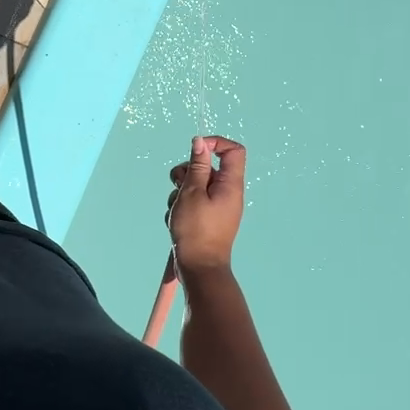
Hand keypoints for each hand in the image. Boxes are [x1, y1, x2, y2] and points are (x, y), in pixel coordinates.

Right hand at [166, 135, 245, 276]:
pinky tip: (176, 220)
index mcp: (230, 184)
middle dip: (187, 172)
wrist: (199, 268)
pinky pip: (191, 201)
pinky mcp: (205, 216)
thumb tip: (200, 141)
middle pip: (206, 166)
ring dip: (180, 192)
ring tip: (176, 209)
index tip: (195, 148)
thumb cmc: (196, 229)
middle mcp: (226, 192)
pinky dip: (181, 206)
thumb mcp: (192, 192)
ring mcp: (215, 205)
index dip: (215, 143)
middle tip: (179, 186)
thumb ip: (197, 166)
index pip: (233, 150)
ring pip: (194, 184)